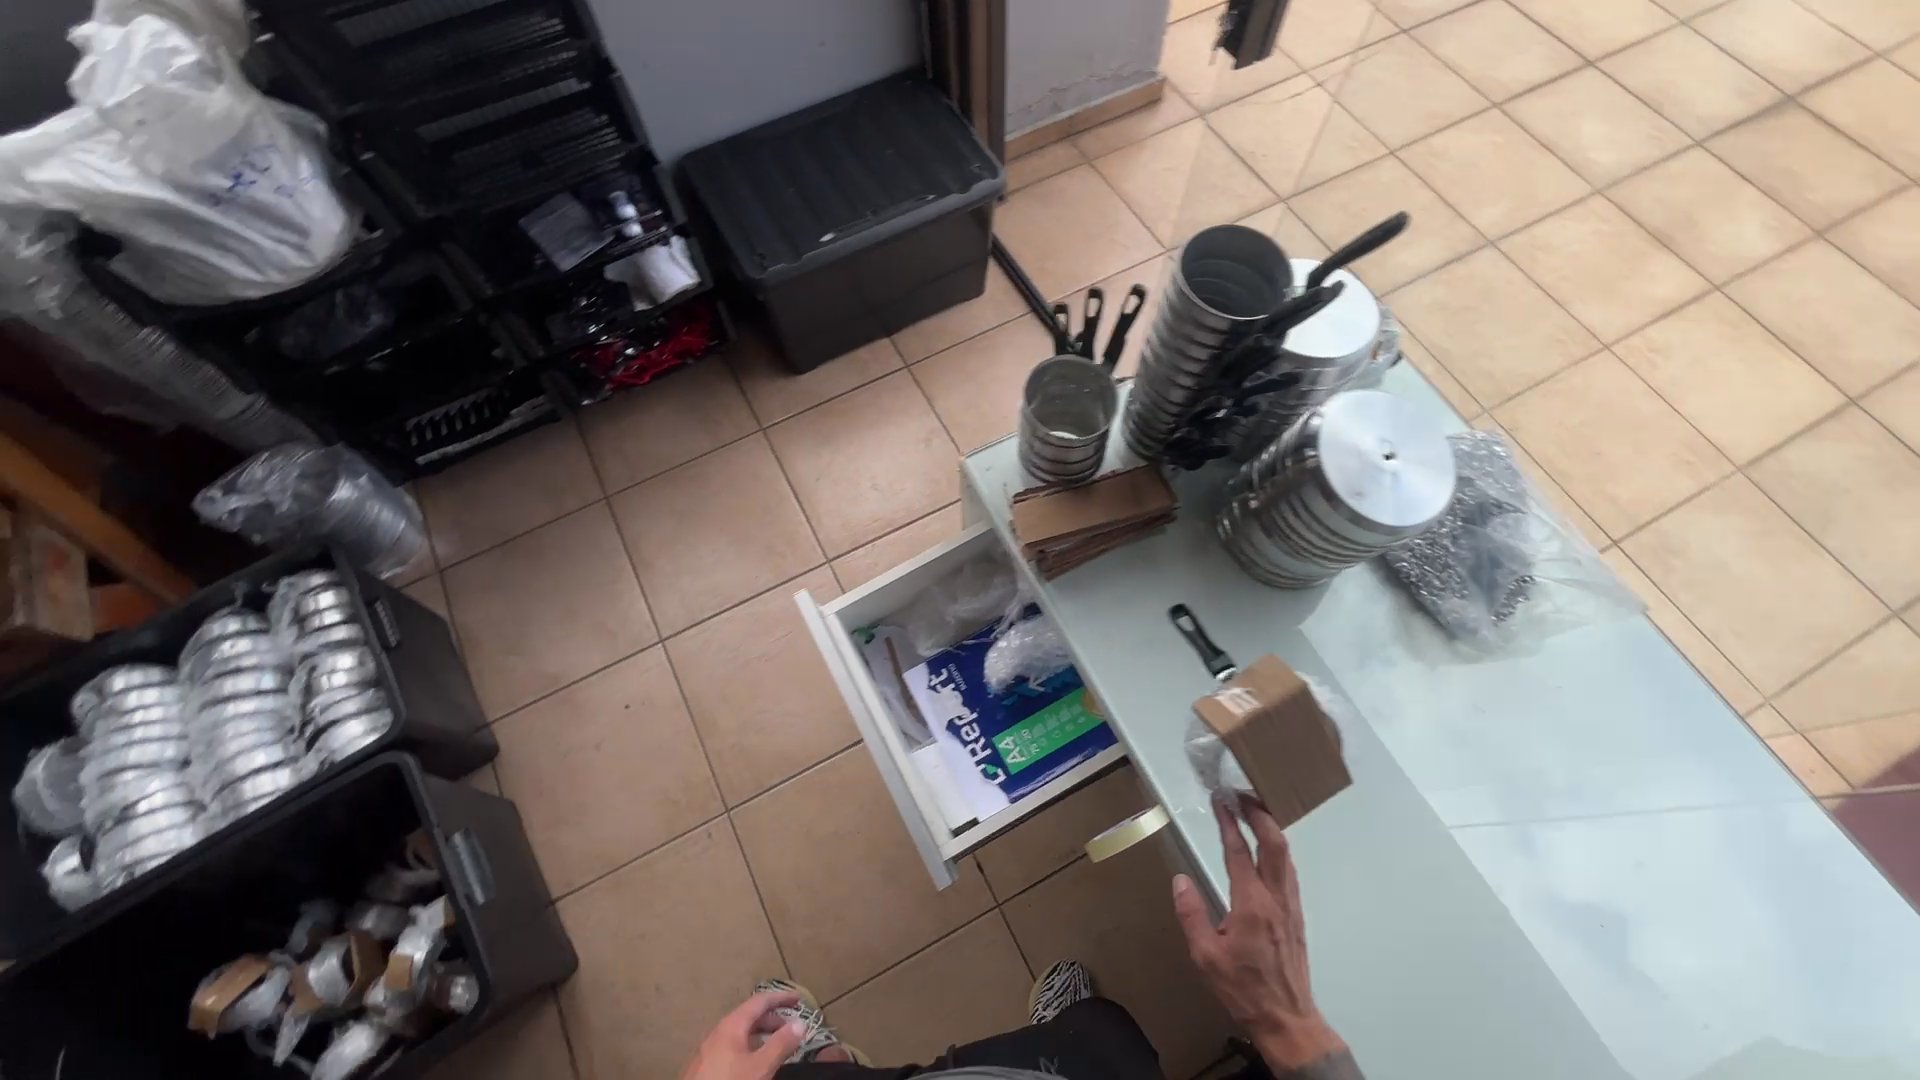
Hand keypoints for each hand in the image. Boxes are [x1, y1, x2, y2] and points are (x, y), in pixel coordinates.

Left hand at [679, 991, 808, 1079]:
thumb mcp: (760, 1068)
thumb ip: (781, 1044)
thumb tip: (800, 1023)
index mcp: (732, 1025)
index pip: (760, 1001)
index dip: (781, 998)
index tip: (799, 1000)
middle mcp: (718, 1031)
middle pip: (749, 1016)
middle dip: (772, 1019)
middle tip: (791, 1028)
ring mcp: (708, 1049)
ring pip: (739, 1033)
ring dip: (760, 1034)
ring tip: (775, 1046)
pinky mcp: (703, 1066)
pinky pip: (730, 1046)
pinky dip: (748, 1046)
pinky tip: (752, 1062)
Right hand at [1172, 797, 1346, 1071]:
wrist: (1288, 1020)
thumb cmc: (1242, 989)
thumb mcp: (1205, 955)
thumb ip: (1192, 914)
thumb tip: (1180, 879)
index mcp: (1252, 904)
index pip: (1239, 852)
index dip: (1229, 822)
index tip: (1221, 800)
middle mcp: (1276, 898)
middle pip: (1275, 843)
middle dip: (1260, 814)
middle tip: (1243, 794)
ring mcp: (1291, 906)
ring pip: (1287, 855)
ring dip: (1271, 828)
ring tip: (1255, 811)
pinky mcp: (1297, 915)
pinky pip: (1289, 871)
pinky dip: (1278, 849)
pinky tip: (1269, 848)